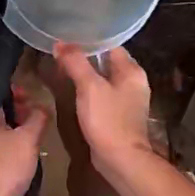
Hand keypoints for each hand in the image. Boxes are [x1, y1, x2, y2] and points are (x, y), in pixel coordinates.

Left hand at [0, 87, 48, 195]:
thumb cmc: (11, 165)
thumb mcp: (29, 138)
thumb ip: (38, 118)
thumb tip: (44, 106)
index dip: (16, 91)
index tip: (31, 94)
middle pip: (1, 111)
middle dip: (20, 108)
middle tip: (37, 111)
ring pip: (4, 127)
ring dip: (20, 124)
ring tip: (36, 127)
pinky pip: (4, 142)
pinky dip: (16, 138)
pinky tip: (28, 145)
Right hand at [53, 43, 155, 175]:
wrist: (121, 159)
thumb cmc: (108, 120)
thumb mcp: (89, 87)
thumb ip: (75, 63)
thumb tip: (60, 43)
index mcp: (132, 71)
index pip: (110, 45)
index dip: (90, 39)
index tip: (68, 36)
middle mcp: (134, 82)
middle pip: (107, 61)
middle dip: (85, 56)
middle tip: (61, 51)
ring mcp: (128, 99)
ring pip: (104, 78)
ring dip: (86, 73)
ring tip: (63, 68)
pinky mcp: (120, 114)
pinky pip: (103, 94)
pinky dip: (89, 90)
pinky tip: (74, 91)